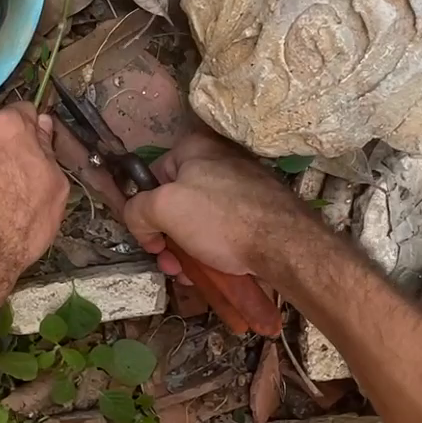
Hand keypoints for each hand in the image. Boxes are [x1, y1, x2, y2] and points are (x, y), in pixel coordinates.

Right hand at [122, 130, 315, 279]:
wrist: (285, 247)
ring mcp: (239, 188)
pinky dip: (209, 253)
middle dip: (165, 239)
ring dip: (185, 252)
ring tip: (190, 274)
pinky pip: (220, 232)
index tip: (150, 238)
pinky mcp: (255, 213)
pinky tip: (210, 271)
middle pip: (173, 204)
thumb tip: (140, 225)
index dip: (143, 209)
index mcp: (194, 148)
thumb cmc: (221, 220)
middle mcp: (218, 162)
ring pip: (195, 223)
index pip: (151, 177)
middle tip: (169, 263)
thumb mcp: (163, 208)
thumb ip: (136, 210)